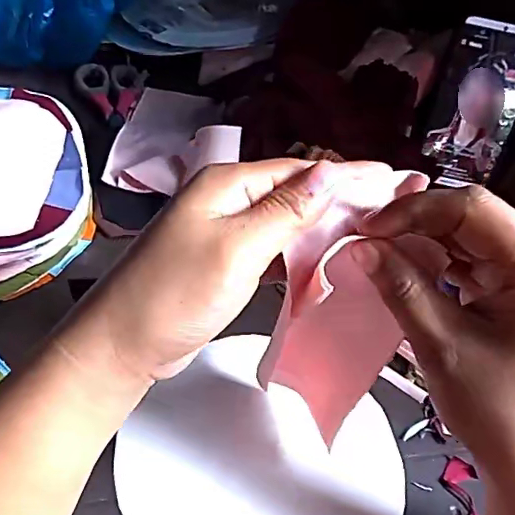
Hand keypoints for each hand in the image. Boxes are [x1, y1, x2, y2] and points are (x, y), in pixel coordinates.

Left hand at [58, 158, 390, 385]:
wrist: (123, 344)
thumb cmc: (172, 294)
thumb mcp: (237, 248)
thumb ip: (285, 212)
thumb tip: (328, 173)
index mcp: (226, 183)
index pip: (301, 171)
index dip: (349, 175)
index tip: (391, 177)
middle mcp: (226, 200)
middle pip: (296, 193)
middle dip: (342, 200)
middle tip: (388, 206)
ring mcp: (225, 231)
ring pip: (286, 222)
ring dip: (322, 229)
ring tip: (367, 232)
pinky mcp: (225, 261)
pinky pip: (273, 249)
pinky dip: (299, 255)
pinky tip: (323, 262)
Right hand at [351, 186, 514, 476]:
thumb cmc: (502, 414)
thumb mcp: (443, 346)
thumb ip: (402, 288)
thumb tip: (365, 247)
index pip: (474, 209)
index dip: (416, 211)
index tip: (371, 227)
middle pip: (474, 220)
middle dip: (417, 226)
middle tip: (369, 240)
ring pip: (470, 241)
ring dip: (425, 246)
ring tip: (382, 256)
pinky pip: (473, 266)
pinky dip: (438, 267)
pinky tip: (408, 273)